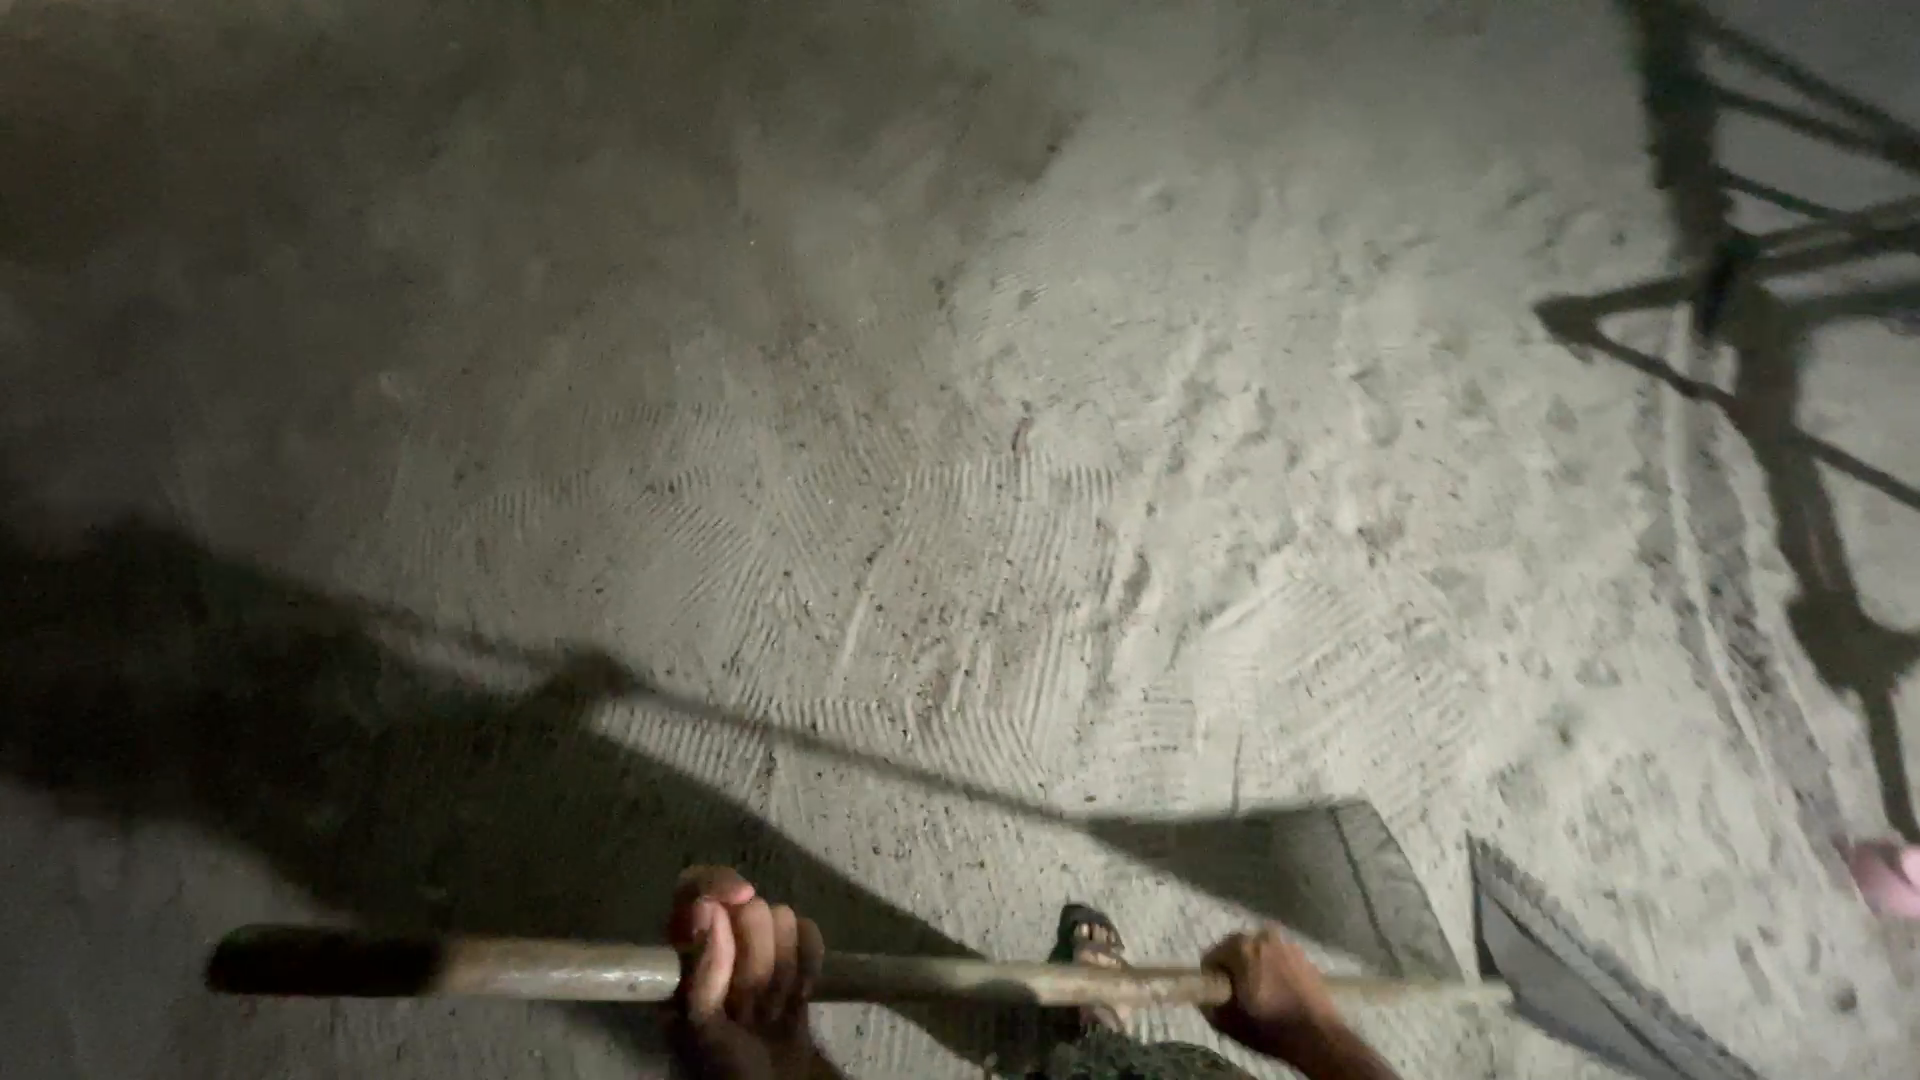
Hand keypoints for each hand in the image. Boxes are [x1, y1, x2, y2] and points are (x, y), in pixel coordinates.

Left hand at [666, 866, 828, 1079]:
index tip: (742, 896)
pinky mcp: (795, 949)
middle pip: (749, 907)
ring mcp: (761, 942)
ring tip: (769, 1010)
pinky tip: (796, 996)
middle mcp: (721, 935)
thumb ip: (703, 971)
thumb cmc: (724, 1067)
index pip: (693, 886)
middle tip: (748, 1006)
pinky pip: (809, 930)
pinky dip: (808, 967)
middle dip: (756, 964)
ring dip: (782, 973)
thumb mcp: (702, 1024)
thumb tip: (707, 908)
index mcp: (685, 949)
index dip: (720, 883)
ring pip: (782, 917)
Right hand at [1200, 928, 1342, 1061]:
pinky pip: (1279, 957)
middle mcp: (1261, 936)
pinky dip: (1275, 968)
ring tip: (1262, 991)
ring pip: (1259, 952)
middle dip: (1234, 967)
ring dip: (1256, 965)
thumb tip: (1202, 998)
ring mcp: (1285, 943)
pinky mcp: (1304, 955)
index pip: (1212, 957)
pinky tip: (1280, 989)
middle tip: (1239, 993)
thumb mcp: (1229, 1023)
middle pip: (1236, 950)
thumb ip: (1208, 1006)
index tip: (1217, 994)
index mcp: (1239, 946)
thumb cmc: (1270, 1027)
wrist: (1319, 1037)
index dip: (1211, 977)